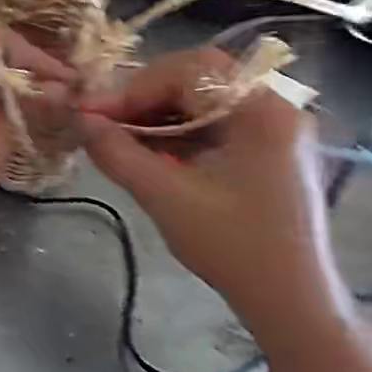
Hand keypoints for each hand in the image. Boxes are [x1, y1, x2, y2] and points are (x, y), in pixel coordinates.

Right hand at [79, 48, 346, 335]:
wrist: (292, 302)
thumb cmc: (233, 247)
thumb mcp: (165, 197)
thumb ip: (117, 153)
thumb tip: (80, 120)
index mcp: (262, 111)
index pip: (190, 69)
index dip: (137, 87)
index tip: (98, 116)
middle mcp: (275, 108)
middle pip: (198, 77)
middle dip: (146, 96)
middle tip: (108, 123)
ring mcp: (274, 129)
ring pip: (203, 99)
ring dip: (158, 113)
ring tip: (123, 140)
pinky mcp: (267, 151)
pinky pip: (214, 122)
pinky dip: (177, 130)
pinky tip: (152, 153)